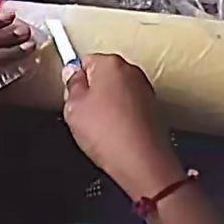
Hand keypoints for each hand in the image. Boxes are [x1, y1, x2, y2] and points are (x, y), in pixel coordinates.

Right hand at [61, 54, 184, 198]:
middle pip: (102, 74)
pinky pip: (129, 106)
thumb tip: (72, 73)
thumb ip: (71, 84)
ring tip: (98, 127)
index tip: (69, 93)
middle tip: (81, 112)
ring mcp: (144, 89)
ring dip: (106, 104)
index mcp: (110, 64)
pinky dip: (120, 116)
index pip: (84, 60)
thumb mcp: (73, 107)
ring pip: (116, 91)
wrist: (142, 162)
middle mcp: (131, 71)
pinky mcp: (153, 108)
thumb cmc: (109, 134)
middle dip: (91, 90)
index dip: (74, 79)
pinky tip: (113, 133)